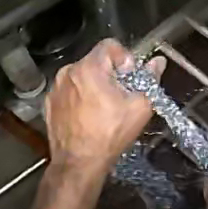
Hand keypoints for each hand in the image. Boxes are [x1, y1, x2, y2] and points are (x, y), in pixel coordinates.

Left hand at [43, 39, 159, 181]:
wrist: (78, 163)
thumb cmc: (110, 134)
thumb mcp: (139, 107)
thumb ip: (150, 79)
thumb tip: (159, 62)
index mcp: (88, 68)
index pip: (110, 45)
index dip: (124, 59)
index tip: (129, 79)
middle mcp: (68, 72)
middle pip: (95, 61)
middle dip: (110, 74)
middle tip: (120, 96)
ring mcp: (55, 88)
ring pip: (81, 76)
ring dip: (94, 85)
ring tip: (103, 109)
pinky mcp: (49, 103)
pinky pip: (69, 91)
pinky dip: (78, 98)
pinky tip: (87, 116)